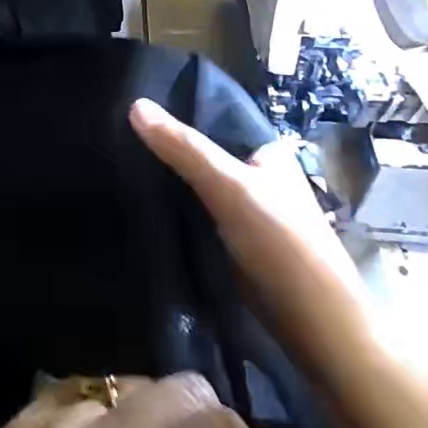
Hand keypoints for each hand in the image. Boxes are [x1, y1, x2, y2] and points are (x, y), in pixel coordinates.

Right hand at [129, 99, 375, 382]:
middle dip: (168, 158)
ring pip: (199, 193)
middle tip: (113, 149)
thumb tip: (134, 105)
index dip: (176, 119)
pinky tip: (141, 218)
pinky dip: (176, 220)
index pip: (214, 122)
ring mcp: (249, 215)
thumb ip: (185, 149)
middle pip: (205, 160)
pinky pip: (199, 223)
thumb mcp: (230, 186)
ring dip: (168, 190)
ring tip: (115, 178)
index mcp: (268, 152)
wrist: (314, 322)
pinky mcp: (237, 249)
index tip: (126, 117)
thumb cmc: (280, 241)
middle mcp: (261, 178)